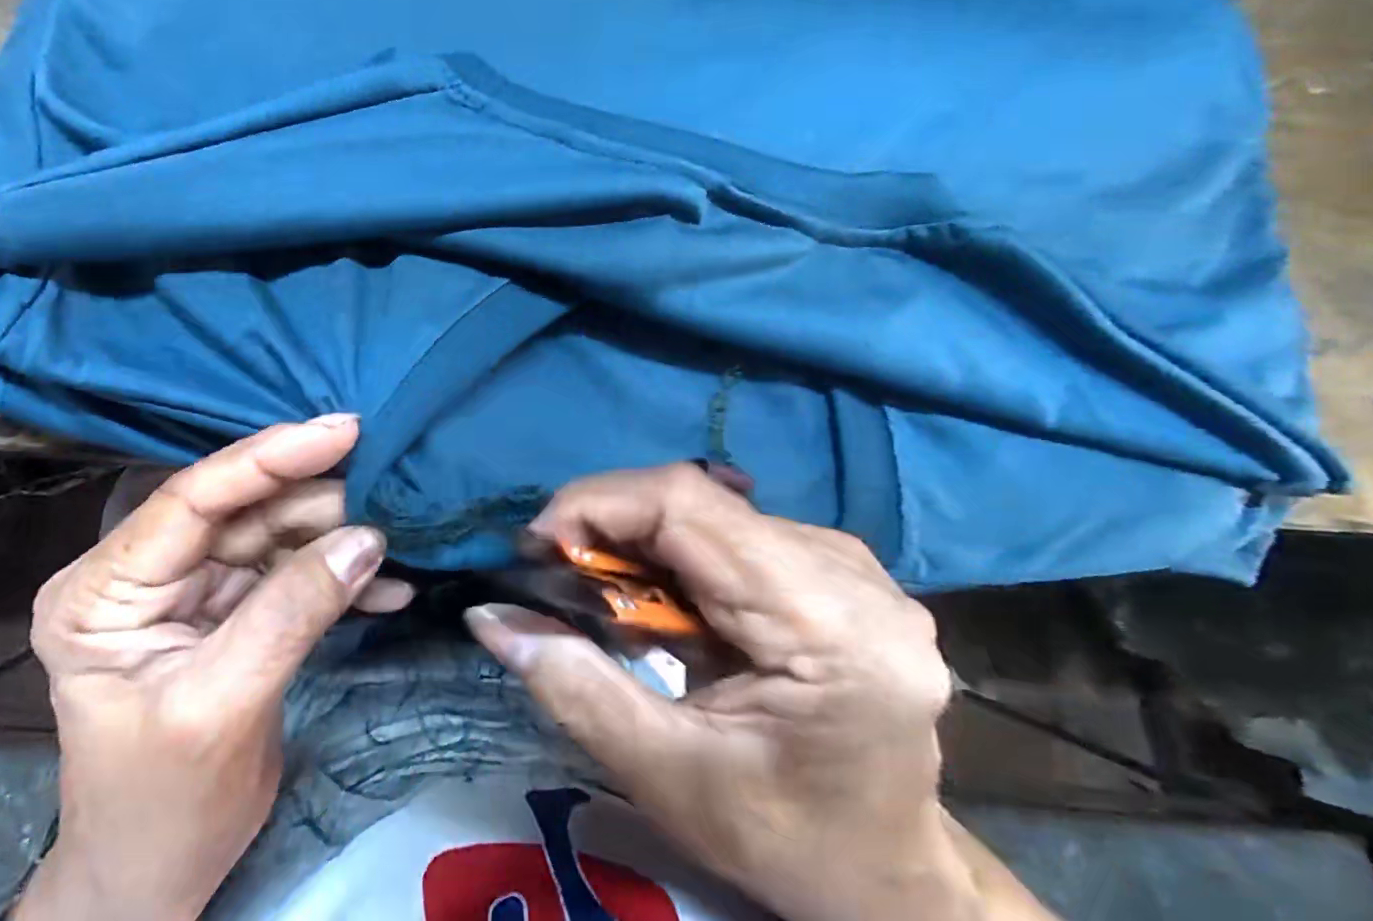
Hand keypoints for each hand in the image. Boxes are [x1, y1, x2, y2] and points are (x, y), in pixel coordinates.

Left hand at [17, 415, 404, 920]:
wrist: (162, 872)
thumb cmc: (163, 802)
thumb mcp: (224, 705)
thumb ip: (292, 613)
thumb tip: (367, 537)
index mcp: (103, 589)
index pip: (192, 499)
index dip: (270, 457)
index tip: (344, 428)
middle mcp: (146, 574)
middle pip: (243, 511)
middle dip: (318, 499)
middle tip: (389, 484)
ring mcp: (194, 591)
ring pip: (277, 535)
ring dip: (339, 536)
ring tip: (399, 534)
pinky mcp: (235, 610)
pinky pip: (294, 574)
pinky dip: (342, 578)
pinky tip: (389, 587)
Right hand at [464, 464, 1053, 920]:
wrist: (883, 870)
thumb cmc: (782, 839)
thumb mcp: (666, 777)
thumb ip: (572, 686)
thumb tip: (488, 614)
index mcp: (831, 627)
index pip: (693, 506)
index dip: (599, 504)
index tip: (536, 546)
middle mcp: (853, 574)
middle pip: (701, 503)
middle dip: (611, 529)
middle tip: (557, 577)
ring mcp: (853, 563)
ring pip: (713, 512)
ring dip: (641, 543)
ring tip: (604, 600)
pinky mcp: (838, 567)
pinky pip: (734, 532)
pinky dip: (677, 557)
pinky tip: (662, 606)